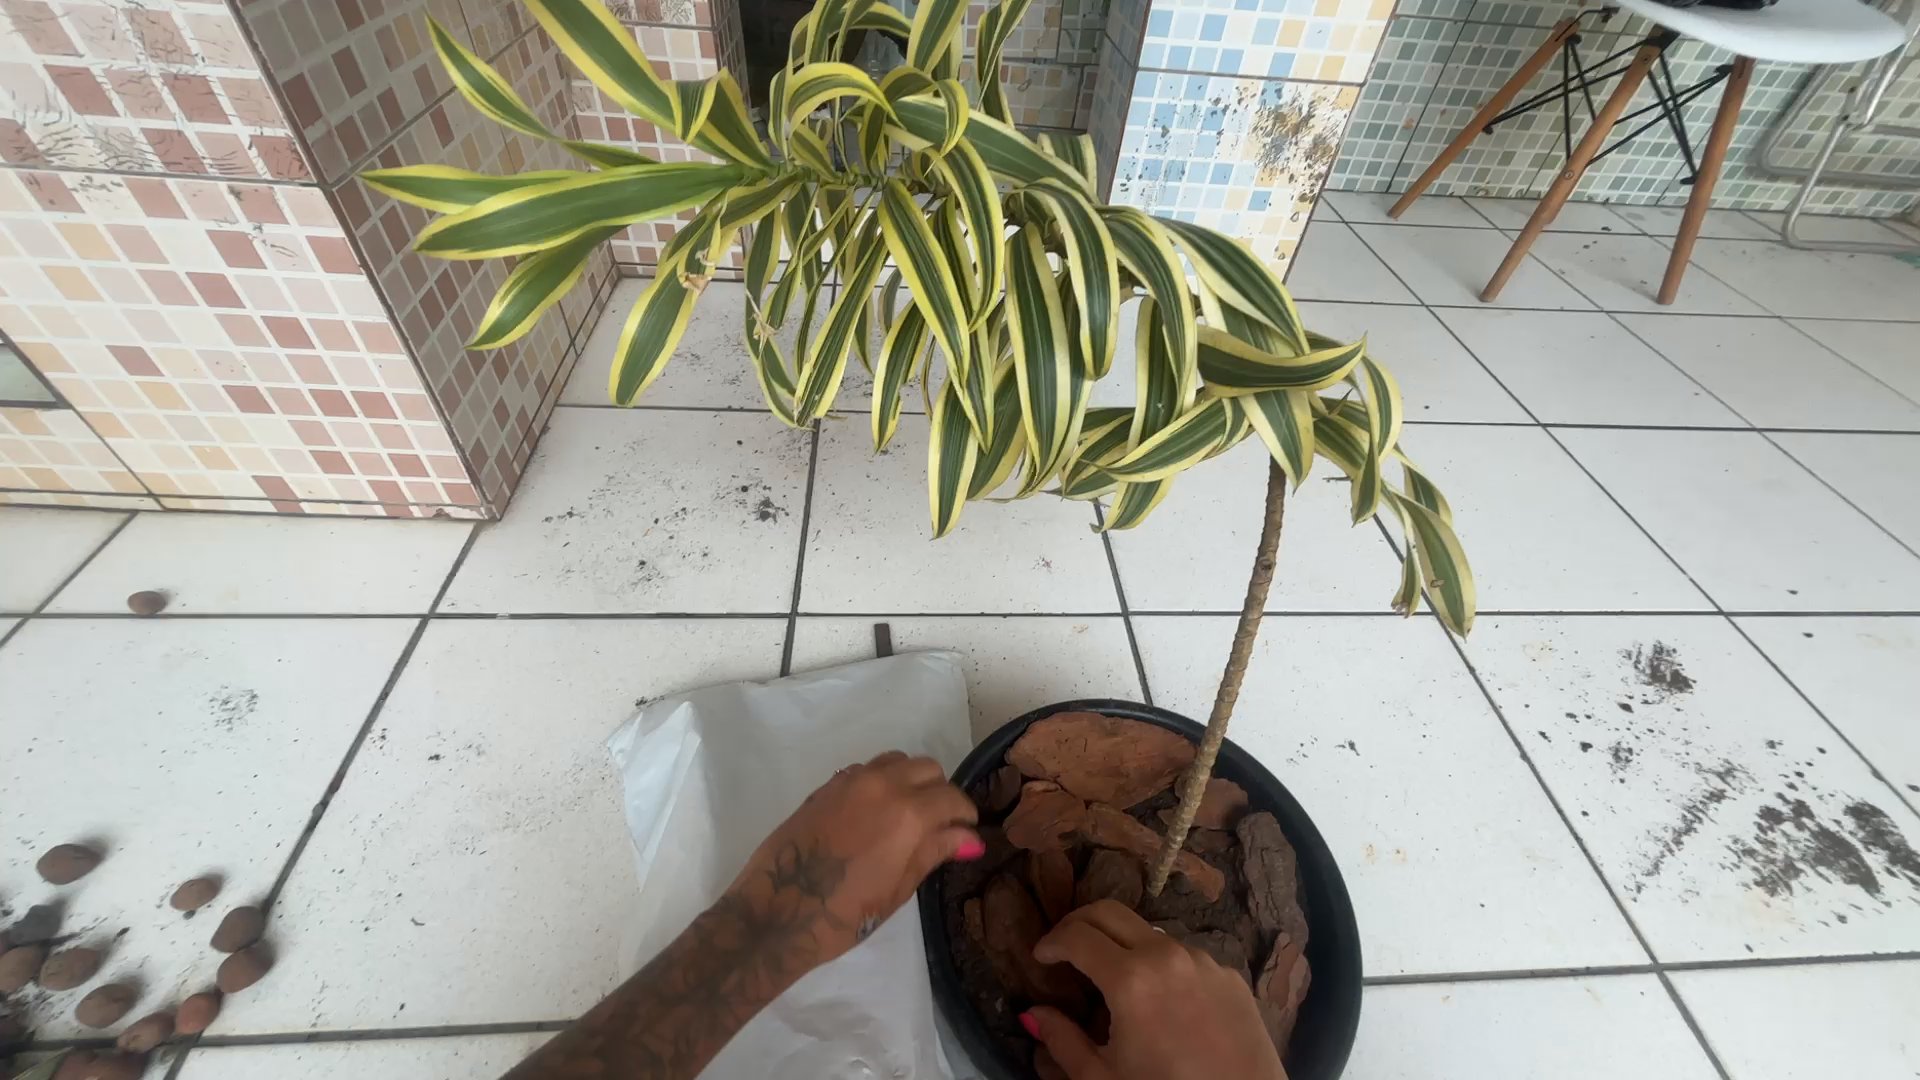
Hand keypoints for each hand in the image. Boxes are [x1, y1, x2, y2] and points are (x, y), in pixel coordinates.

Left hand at [722, 750, 982, 967]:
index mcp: (908, 813)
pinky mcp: (829, 783)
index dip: (964, 816)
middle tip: (936, 825)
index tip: (965, 833)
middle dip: (939, 793)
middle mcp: (884, 784)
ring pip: (898, 760)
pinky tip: (875, 812)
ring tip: (905, 815)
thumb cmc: (844, 913)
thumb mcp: (899, 887)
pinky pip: (869, 768)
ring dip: (910, 780)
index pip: (952, 798)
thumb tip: (971, 838)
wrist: (777, 911)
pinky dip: (882, 780)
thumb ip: (936, 851)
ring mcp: (853, 779)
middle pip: (928, 768)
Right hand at [1024, 901, 1287, 1079]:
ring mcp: (1202, 959)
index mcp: (1130, 978)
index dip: (1051, 941)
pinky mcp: (1229, 973)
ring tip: (1115, 979)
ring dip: (1122, 944)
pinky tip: (1164, 1002)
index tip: (1040, 956)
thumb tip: (1032, 1013)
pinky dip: (1162, 967)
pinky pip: (1184, 956)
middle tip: (1065, 947)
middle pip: (1109, 911)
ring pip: (1148, 933)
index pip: (1077, 935)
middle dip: (1079, 923)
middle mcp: (1165, 953)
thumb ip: (1062, 1042)